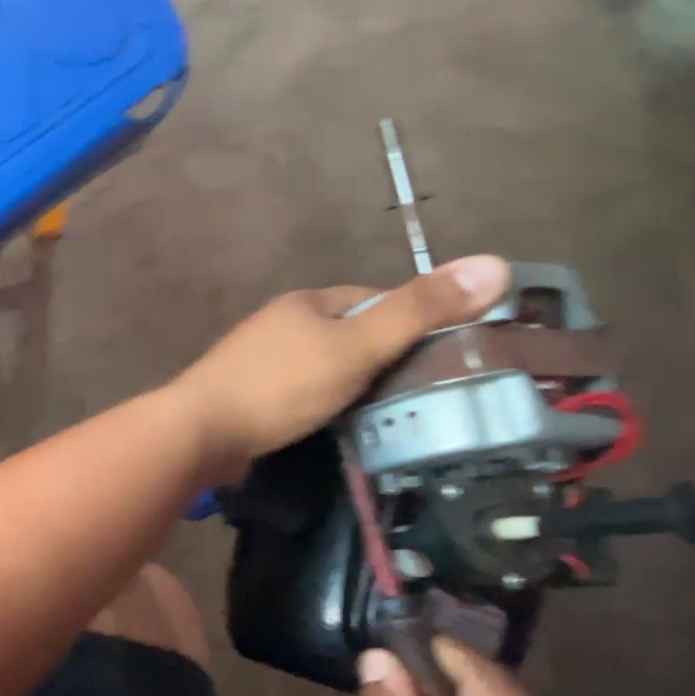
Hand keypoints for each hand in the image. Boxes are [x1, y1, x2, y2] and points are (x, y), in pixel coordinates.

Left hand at [169, 255, 509, 481]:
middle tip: (428, 394)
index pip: (375, 301)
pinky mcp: (248, 401)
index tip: (451, 352)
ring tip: (393, 416)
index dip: (415, 321)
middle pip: (350, 337)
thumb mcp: (357, 346)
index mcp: (306, 303)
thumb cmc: (279, 385)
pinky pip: (301, 398)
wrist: (199, 433)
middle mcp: (280, 326)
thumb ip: (419, 311)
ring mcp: (259, 364)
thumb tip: (496, 262)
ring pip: (326, 370)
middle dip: (385, 359)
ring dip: (355, 388)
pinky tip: (341, 429)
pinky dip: (325, 409)